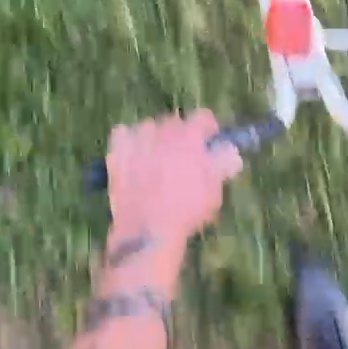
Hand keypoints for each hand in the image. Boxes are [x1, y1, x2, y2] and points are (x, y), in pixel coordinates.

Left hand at [106, 111, 242, 240]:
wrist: (147, 231)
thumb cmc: (186, 212)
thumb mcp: (213, 191)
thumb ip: (222, 165)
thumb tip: (229, 151)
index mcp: (190, 135)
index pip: (204, 117)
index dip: (207, 130)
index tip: (208, 143)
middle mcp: (164, 129)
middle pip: (176, 122)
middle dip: (181, 136)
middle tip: (182, 159)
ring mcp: (138, 138)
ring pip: (150, 128)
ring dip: (155, 139)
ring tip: (155, 162)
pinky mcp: (117, 150)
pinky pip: (123, 134)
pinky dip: (129, 143)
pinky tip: (132, 159)